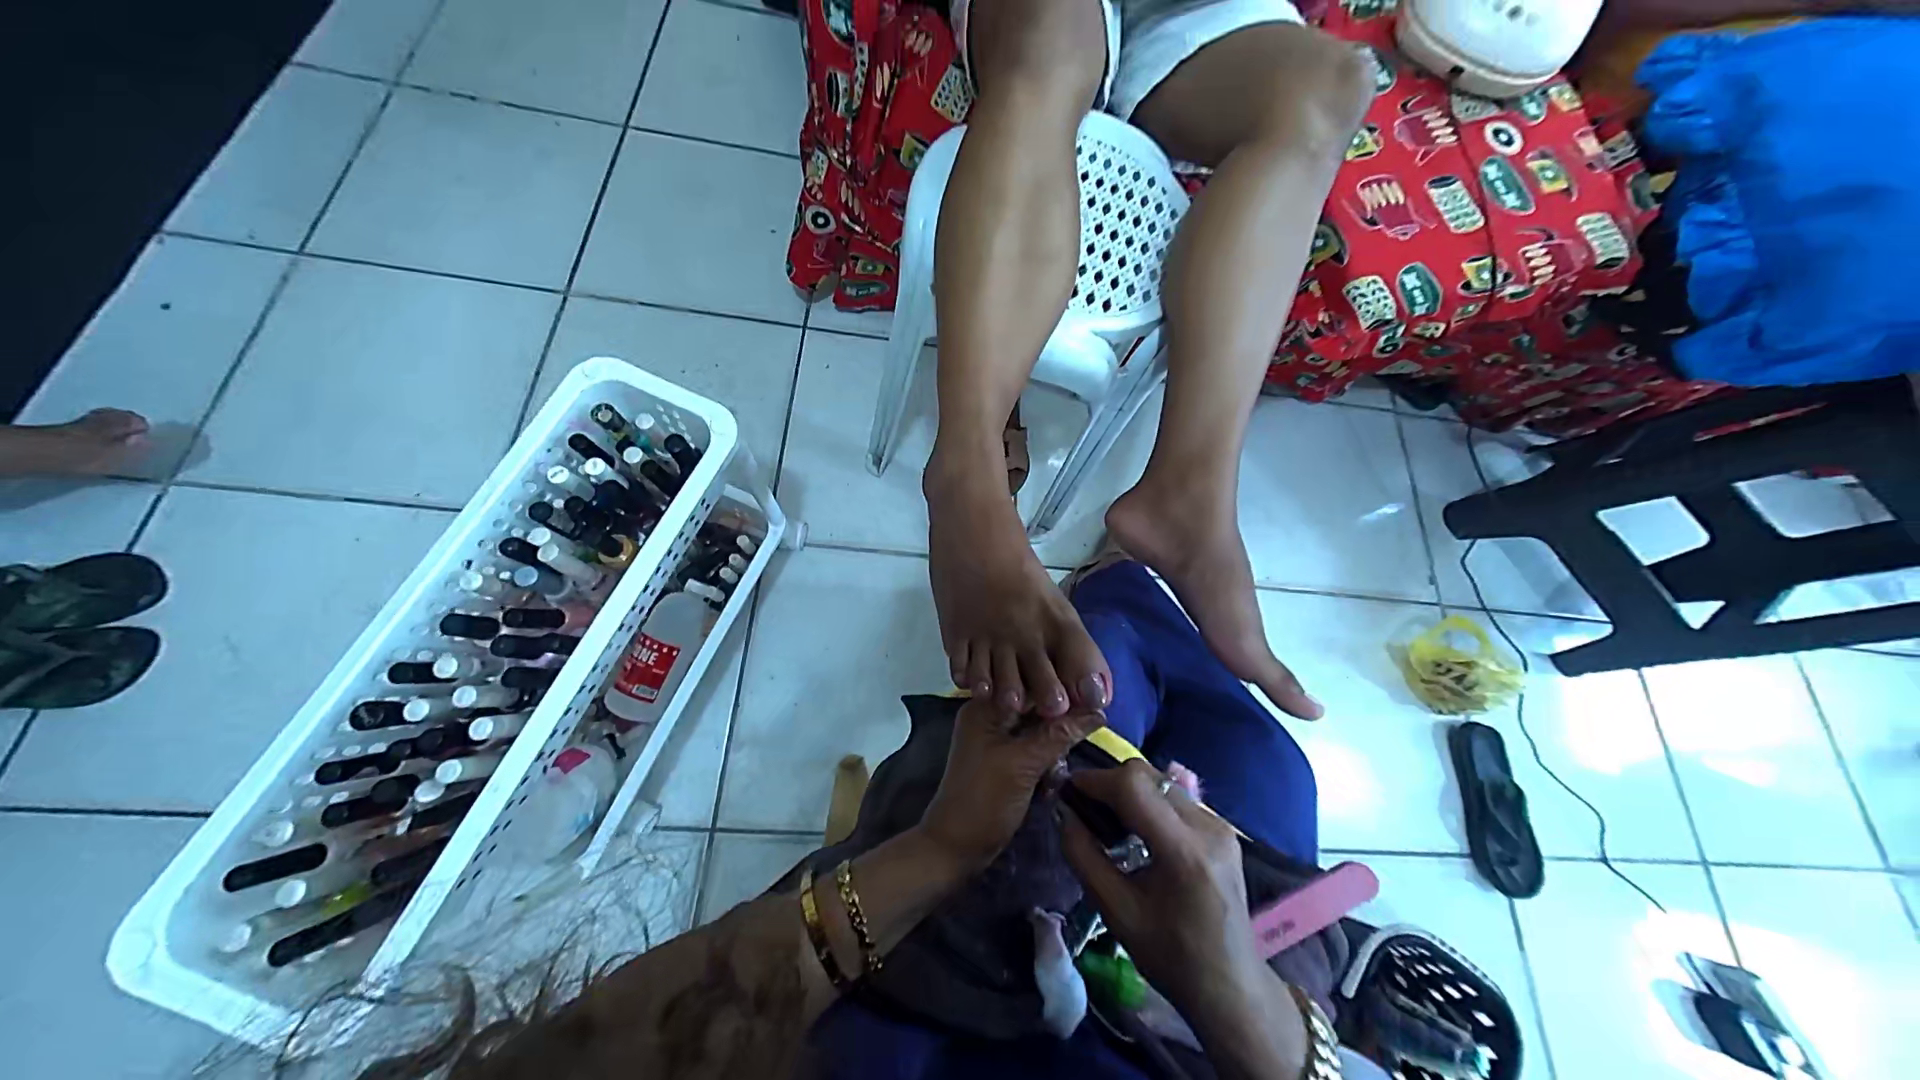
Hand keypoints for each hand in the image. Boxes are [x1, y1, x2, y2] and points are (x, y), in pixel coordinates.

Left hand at [919, 698, 1103, 871]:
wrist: (956, 848)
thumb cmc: (984, 800)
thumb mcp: (1024, 764)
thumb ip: (1060, 735)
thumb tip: (1098, 712)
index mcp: (986, 706)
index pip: (1030, 682)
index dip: (1062, 691)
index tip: (1092, 703)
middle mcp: (991, 715)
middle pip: (1039, 705)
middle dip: (1059, 726)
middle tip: (1070, 749)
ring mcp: (998, 738)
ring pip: (1041, 729)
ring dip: (1054, 750)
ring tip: (1052, 776)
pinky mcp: (1006, 760)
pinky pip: (1036, 749)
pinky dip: (1046, 764)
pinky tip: (1048, 785)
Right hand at [1056, 761, 1272, 1022]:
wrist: (1231, 986)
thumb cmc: (1171, 956)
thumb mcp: (1116, 912)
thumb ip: (1083, 856)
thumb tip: (1063, 812)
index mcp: (1184, 852)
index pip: (1134, 786)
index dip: (1095, 780)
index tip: (1069, 790)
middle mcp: (1207, 827)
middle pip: (1148, 776)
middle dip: (1110, 782)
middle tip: (1085, 806)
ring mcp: (1220, 825)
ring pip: (1161, 782)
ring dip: (1129, 790)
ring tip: (1108, 818)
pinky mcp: (1223, 829)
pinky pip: (1176, 797)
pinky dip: (1149, 802)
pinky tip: (1138, 830)